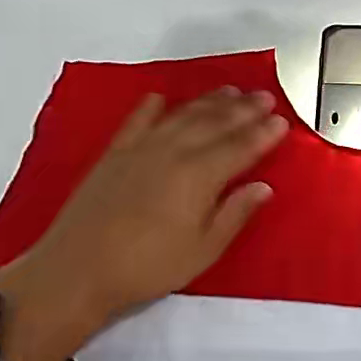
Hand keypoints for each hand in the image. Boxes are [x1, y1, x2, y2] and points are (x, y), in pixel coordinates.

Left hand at [0, 87, 288, 360]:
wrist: (78, 269)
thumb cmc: (148, 266)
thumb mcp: (203, 249)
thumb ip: (235, 213)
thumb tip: (263, 187)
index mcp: (200, 176)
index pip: (240, 147)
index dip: (264, 134)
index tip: (282, 122)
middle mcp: (173, 152)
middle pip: (215, 123)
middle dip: (244, 109)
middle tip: (265, 97)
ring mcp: (140, 149)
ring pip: (182, 115)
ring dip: (209, 101)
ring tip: (231, 91)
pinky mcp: (114, 154)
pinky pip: (137, 120)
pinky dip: (153, 106)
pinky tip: (162, 97)